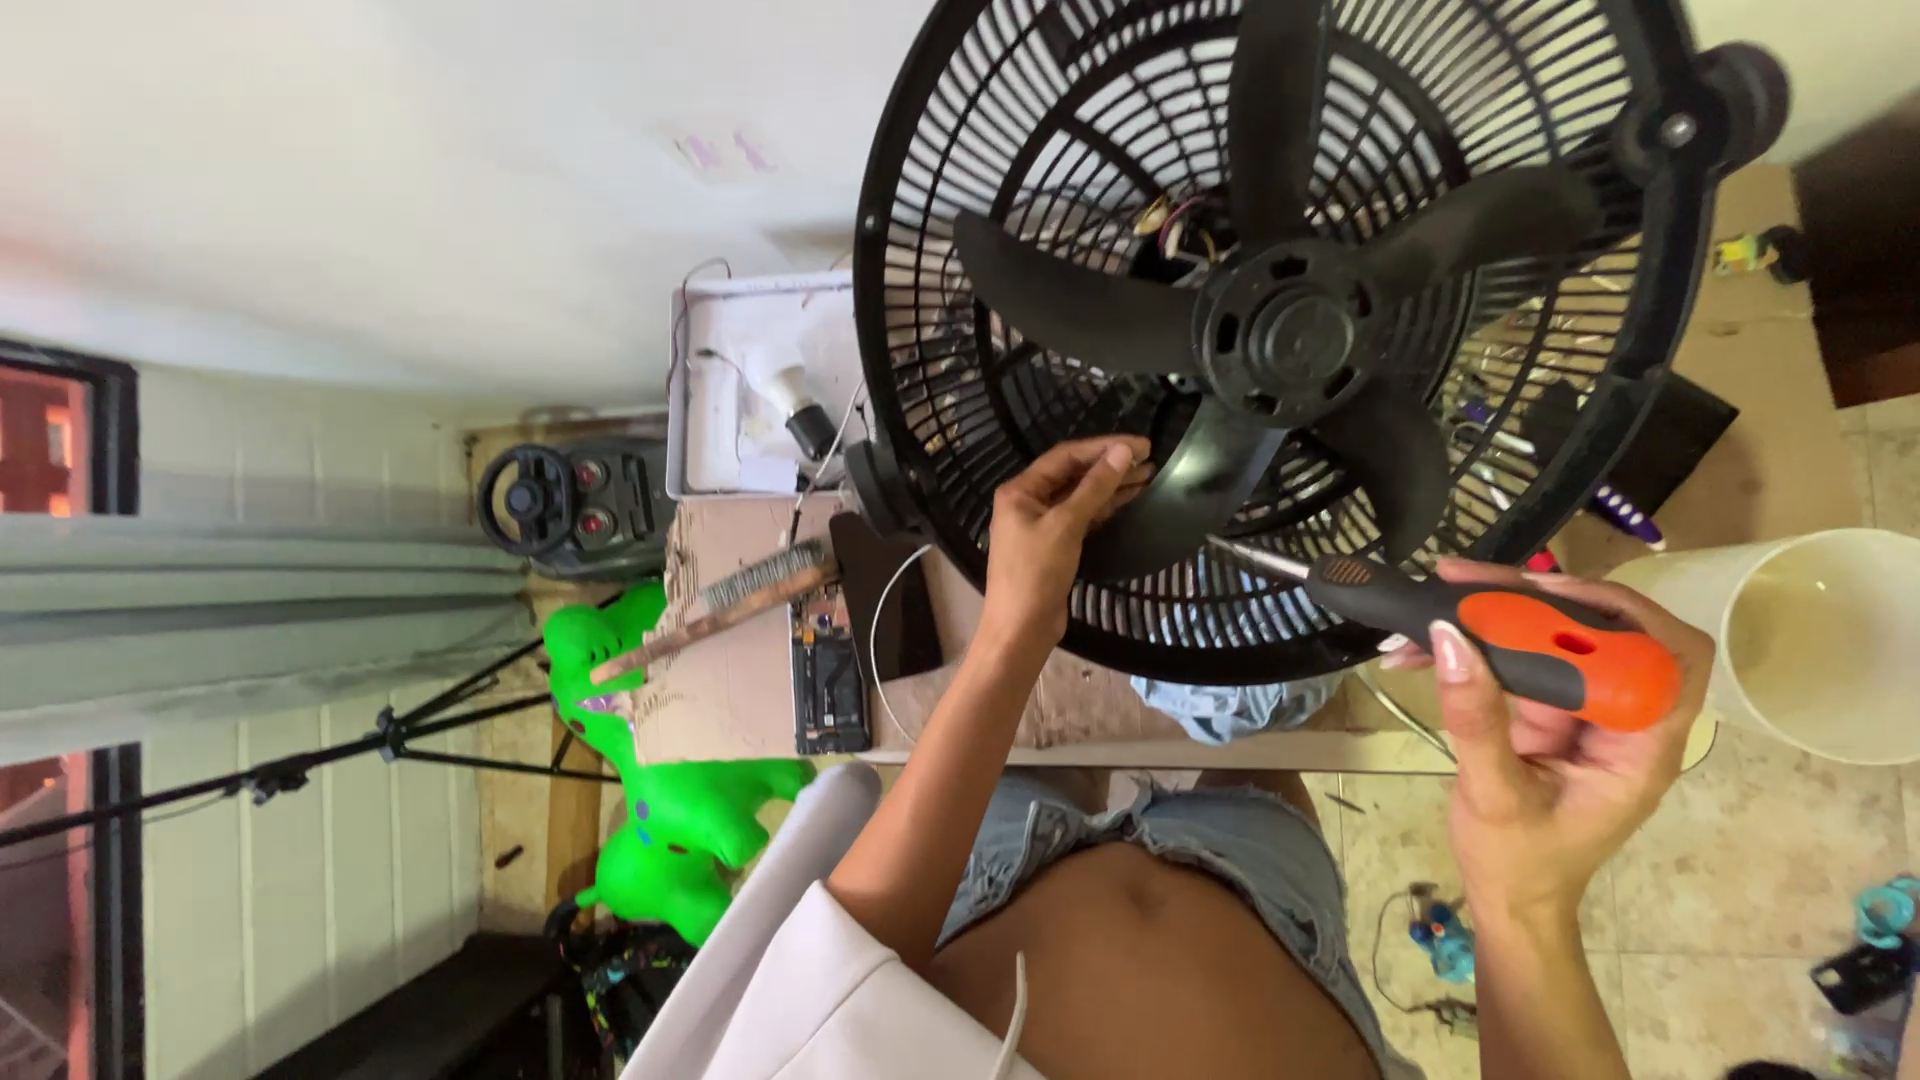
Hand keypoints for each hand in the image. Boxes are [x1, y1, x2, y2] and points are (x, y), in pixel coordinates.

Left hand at [979, 436, 1152, 653]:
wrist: (1021, 628)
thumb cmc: (1036, 573)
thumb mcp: (1066, 525)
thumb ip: (1095, 487)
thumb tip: (1123, 452)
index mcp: (1020, 490)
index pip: (1065, 456)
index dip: (1103, 447)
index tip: (1139, 445)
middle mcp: (1027, 502)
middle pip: (1073, 474)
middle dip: (1109, 465)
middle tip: (1149, 459)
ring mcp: (1040, 524)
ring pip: (1080, 496)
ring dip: (1111, 486)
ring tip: (1148, 476)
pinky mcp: (1054, 545)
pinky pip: (1081, 517)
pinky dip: (1104, 507)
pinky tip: (1129, 499)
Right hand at [1385, 558, 1713, 928]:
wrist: (1510, 898)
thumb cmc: (1519, 862)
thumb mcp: (1494, 794)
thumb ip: (1475, 719)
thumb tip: (1450, 638)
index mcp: (1638, 746)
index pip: (1664, 658)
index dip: (1617, 613)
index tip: (1542, 592)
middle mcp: (1618, 719)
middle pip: (1599, 633)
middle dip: (1531, 599)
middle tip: (1463, 578)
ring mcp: (1578, 714)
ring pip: (1549, 641)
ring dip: (1489, 617)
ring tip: (1428, 602)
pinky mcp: (1541, 714)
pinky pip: (1511, 664)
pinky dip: (1466, 650)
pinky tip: (1416, 650)